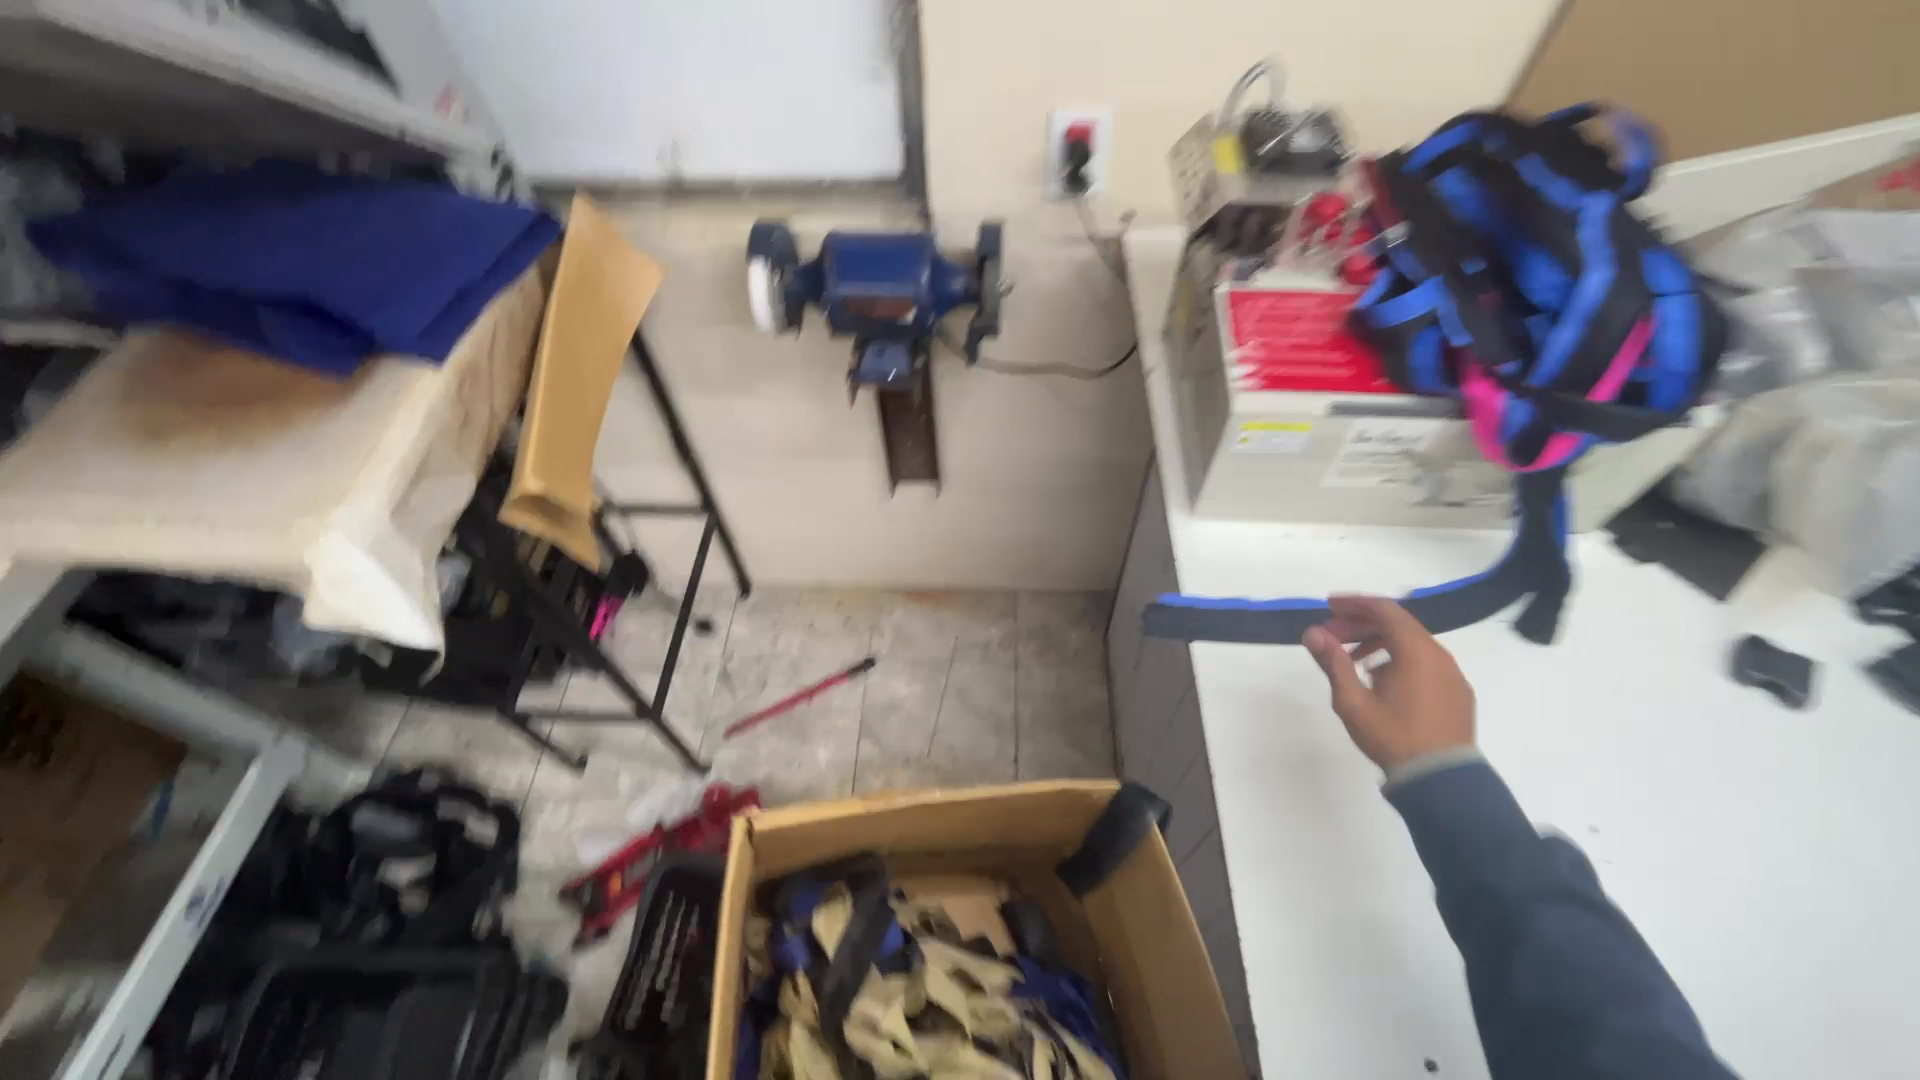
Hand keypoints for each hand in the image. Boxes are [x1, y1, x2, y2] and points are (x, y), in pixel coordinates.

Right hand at [1301, 596, 1475, 771]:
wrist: (1441, 780)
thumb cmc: (1393, 737)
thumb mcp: (1353, 702)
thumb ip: (1333, 663)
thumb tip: (1313, 633)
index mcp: (1416, 652)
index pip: (1385, 610)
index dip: (1354, 604)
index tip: (1328, 606)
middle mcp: (1440, 655)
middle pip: (1398, 624)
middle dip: (1362, 624)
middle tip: (1332, 636)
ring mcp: (1452, 675)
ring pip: (1413, 644)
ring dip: (1380, 642)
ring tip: (1353, 660)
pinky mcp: (1457, 693)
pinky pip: (1426, 662)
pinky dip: (1400, 659)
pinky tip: (1382, 680)